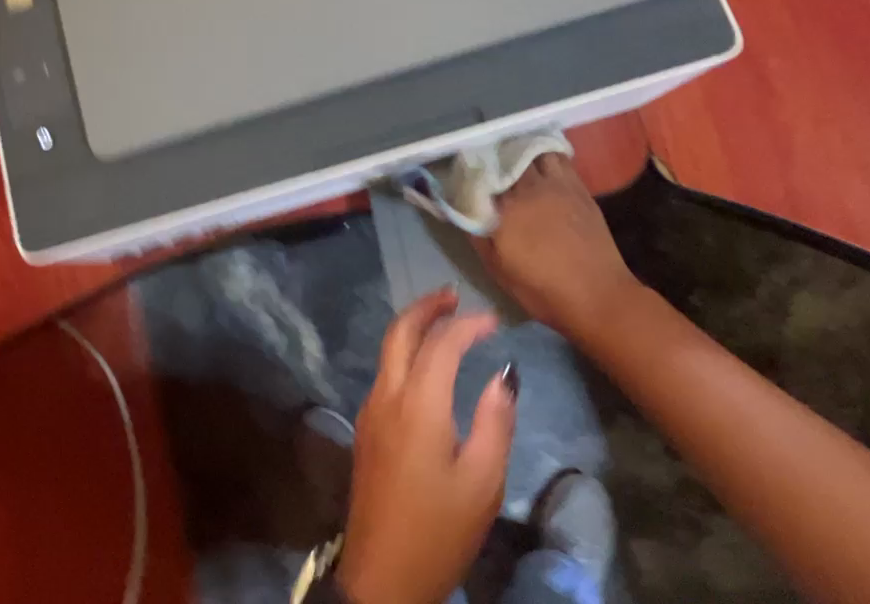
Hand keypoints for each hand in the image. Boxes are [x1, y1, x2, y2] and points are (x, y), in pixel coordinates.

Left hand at [337, 288, 515, 603]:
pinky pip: (385, 373)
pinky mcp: (366, 429)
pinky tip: (427, 364)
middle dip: (425, 308)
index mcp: (416, 404)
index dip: (468, 325)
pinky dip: (406, 353)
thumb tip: (502, 375)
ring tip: (445, 322)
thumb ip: (494, 420)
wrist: (383, 574)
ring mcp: (370, 411)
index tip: (495, 320)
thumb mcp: (482, 480)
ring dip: (413, 327)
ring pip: (387, 350)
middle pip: (399, 332)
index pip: (441, 344)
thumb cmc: (440, 529)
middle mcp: (386, 396)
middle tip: (453, 295)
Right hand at [476, 154, 640, 343]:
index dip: (472, 173)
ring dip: (521, 153)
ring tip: (515, 160)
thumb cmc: (542, 289)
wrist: (597, 295)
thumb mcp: (498, 270)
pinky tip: (541, 163)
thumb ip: (478, 237)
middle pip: (507, 159)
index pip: (480, 177)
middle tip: (488, 163)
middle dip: (495, 158)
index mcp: (506, 209)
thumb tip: (465, 213)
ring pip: (533, 153)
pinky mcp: (578, 189)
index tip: (465, 174)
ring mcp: (557, 186)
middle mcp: (530, 189)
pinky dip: (546, 155)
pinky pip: (559, 159)